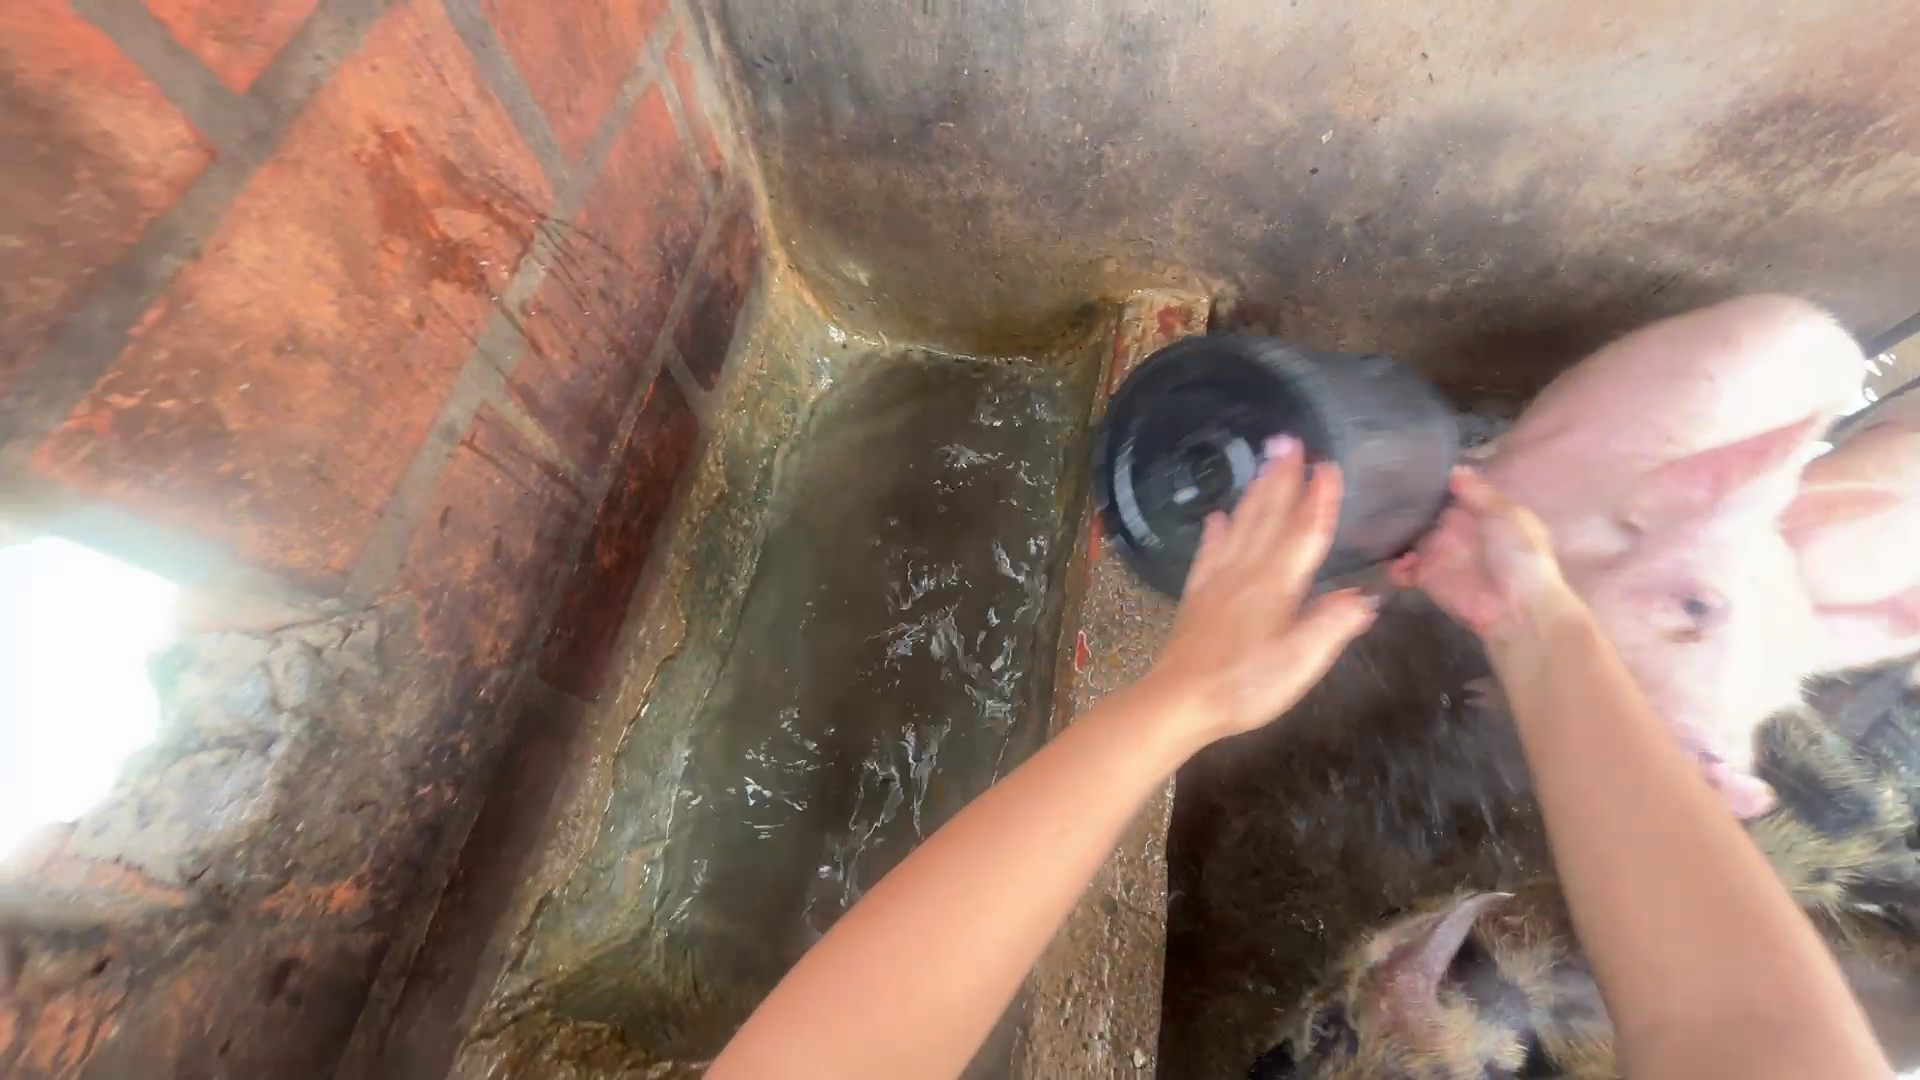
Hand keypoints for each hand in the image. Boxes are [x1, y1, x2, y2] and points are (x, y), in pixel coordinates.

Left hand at [1142, 436, 1378, 743]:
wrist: (1180, 699)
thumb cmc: (1246, 686)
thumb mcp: (1300, 663)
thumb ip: (1332, 626)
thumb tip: (1368, 595)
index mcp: (1276, 585)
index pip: (1304, 533)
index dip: (1319, 499)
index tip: (1328, 463)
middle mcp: (1246, 573)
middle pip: (1268, 517)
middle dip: (1281, 478)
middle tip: (1287, 439)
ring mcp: (1217, 582)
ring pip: (1240, 526)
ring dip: (1254, 493)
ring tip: (1263, 463)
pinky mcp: (1197, 596)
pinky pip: (1208, 554)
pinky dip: (1215, 532)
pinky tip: (1216, 517)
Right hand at [1390, 468, 1572, 644]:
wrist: (1516, 606)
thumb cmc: (1518, 555)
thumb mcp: (1506, 514)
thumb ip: (1478, 491)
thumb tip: (1452, 469)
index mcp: (1474, 512)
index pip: (1445, 491)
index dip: (1425, 481)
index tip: (1401, 469)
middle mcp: (1451, 530)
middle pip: (1418, 513)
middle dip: (1399, 505)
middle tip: (1374, 494)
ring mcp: (1435, 554)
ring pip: (1403, 538)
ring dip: (1389, 535)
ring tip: (1377, 529)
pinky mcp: (1423, 577)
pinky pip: (1398, 569)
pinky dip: (1391, 567)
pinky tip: (1397, 563)